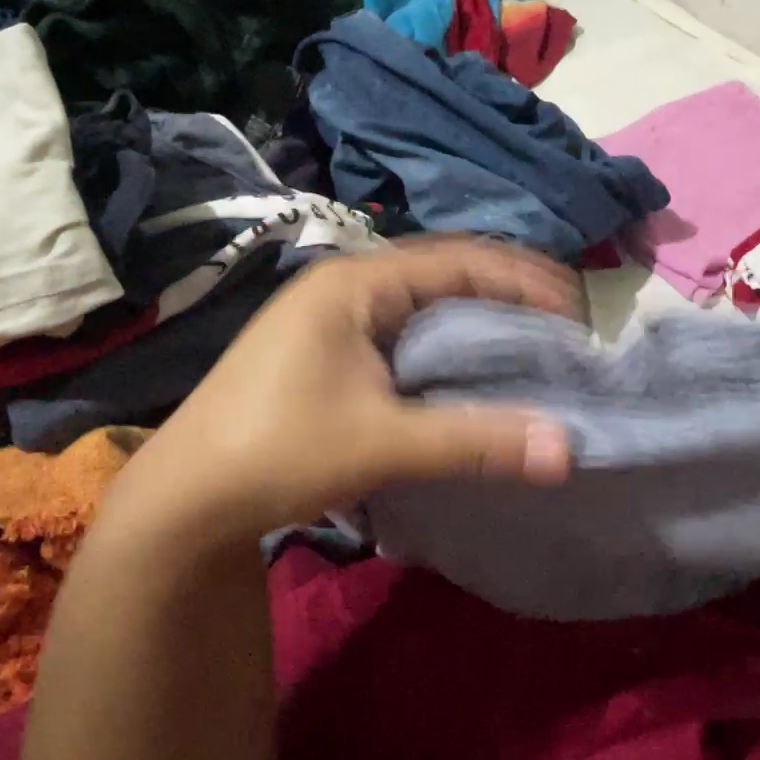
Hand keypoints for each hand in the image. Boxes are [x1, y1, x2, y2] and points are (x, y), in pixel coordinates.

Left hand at [112, 238, 580, 546]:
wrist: (182, 500)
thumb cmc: (275, 453)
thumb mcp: (382, 444)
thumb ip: (476, 442)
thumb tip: (565, 450)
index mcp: (356, 282)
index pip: (461, 259)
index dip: (525, 279)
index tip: (576, 311)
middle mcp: (347, 283)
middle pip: (448, 270)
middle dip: (511, 291)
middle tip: (567, 324)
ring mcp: (335, 313)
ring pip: (429, 299)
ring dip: (482, 315)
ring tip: (536, 340)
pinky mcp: (332, 346)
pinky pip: (410, 326)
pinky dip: (452, 339)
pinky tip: (477, 364)